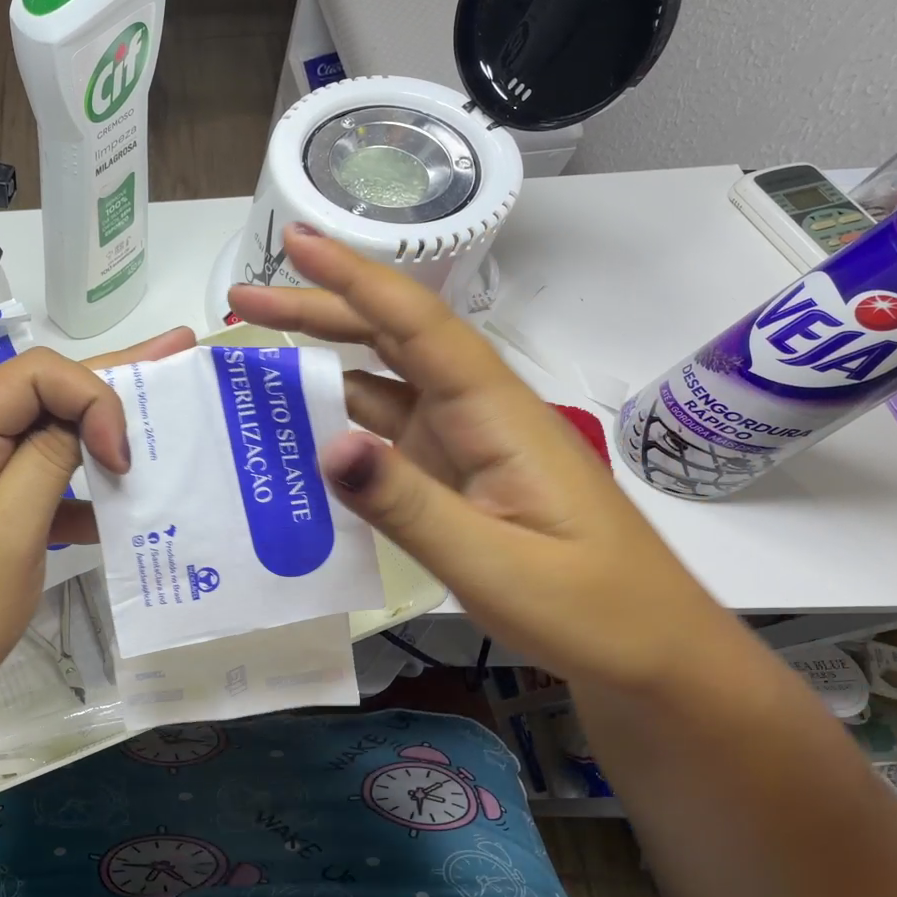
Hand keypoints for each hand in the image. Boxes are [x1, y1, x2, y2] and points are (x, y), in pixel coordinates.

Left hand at [0, 328, 197, 709]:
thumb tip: (86, 420)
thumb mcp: (3, 542)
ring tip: (163, 418)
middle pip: (42, 390)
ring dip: (101, 431)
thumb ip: (44, 467)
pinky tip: (127, 499)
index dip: (90, 396)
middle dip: (110, 379)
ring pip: (47, 430)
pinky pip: (42, 475)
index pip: (33, 375)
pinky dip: (84, 483)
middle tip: (177, 353)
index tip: (122, 457)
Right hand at [228, 225, 730, 686]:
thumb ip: (406, 505)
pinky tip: (295, 431)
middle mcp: (475, 411)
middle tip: (244, 300)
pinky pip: (383, 430)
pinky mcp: (452, 473)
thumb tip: (324, 442)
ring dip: (321, 359)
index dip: (355, 278)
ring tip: (253, 356)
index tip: (297, 240)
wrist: (652, 656)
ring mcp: (462, 442)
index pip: (416, 324)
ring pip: (382, 380)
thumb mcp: (494, 565)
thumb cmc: (590, 609)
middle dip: (319, 309)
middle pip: (391, 338)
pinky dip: (336, 418)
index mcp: (494, 413)